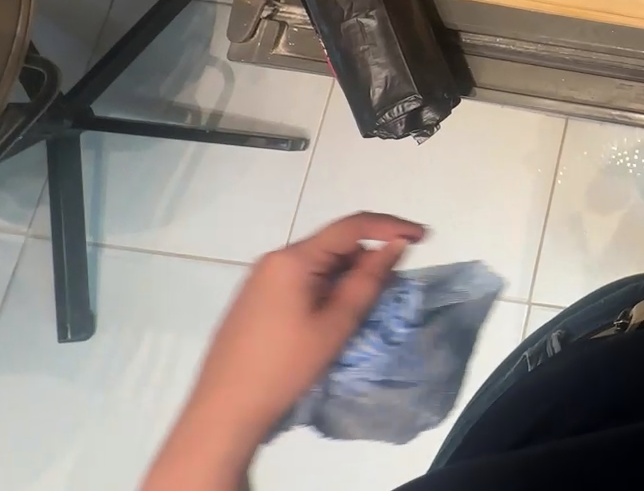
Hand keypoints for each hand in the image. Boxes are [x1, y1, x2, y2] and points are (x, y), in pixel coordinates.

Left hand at [176, 213, 424, 448]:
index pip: (353, 226)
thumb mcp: (337, 323)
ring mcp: (260, 281)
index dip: (392, 227)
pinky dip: (326, 287)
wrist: (220, 417)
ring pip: (320, 263)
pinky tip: (333, 315)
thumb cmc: (284, 367)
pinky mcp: (254, 301)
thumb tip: (395, 245)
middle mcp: (274, 260)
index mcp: (293, 259)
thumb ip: (370, 278)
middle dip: (368, 257)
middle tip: (392, 284)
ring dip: (347, 276)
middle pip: (336, 244)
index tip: (423, 237)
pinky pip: (302, 279)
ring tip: (362, 307)